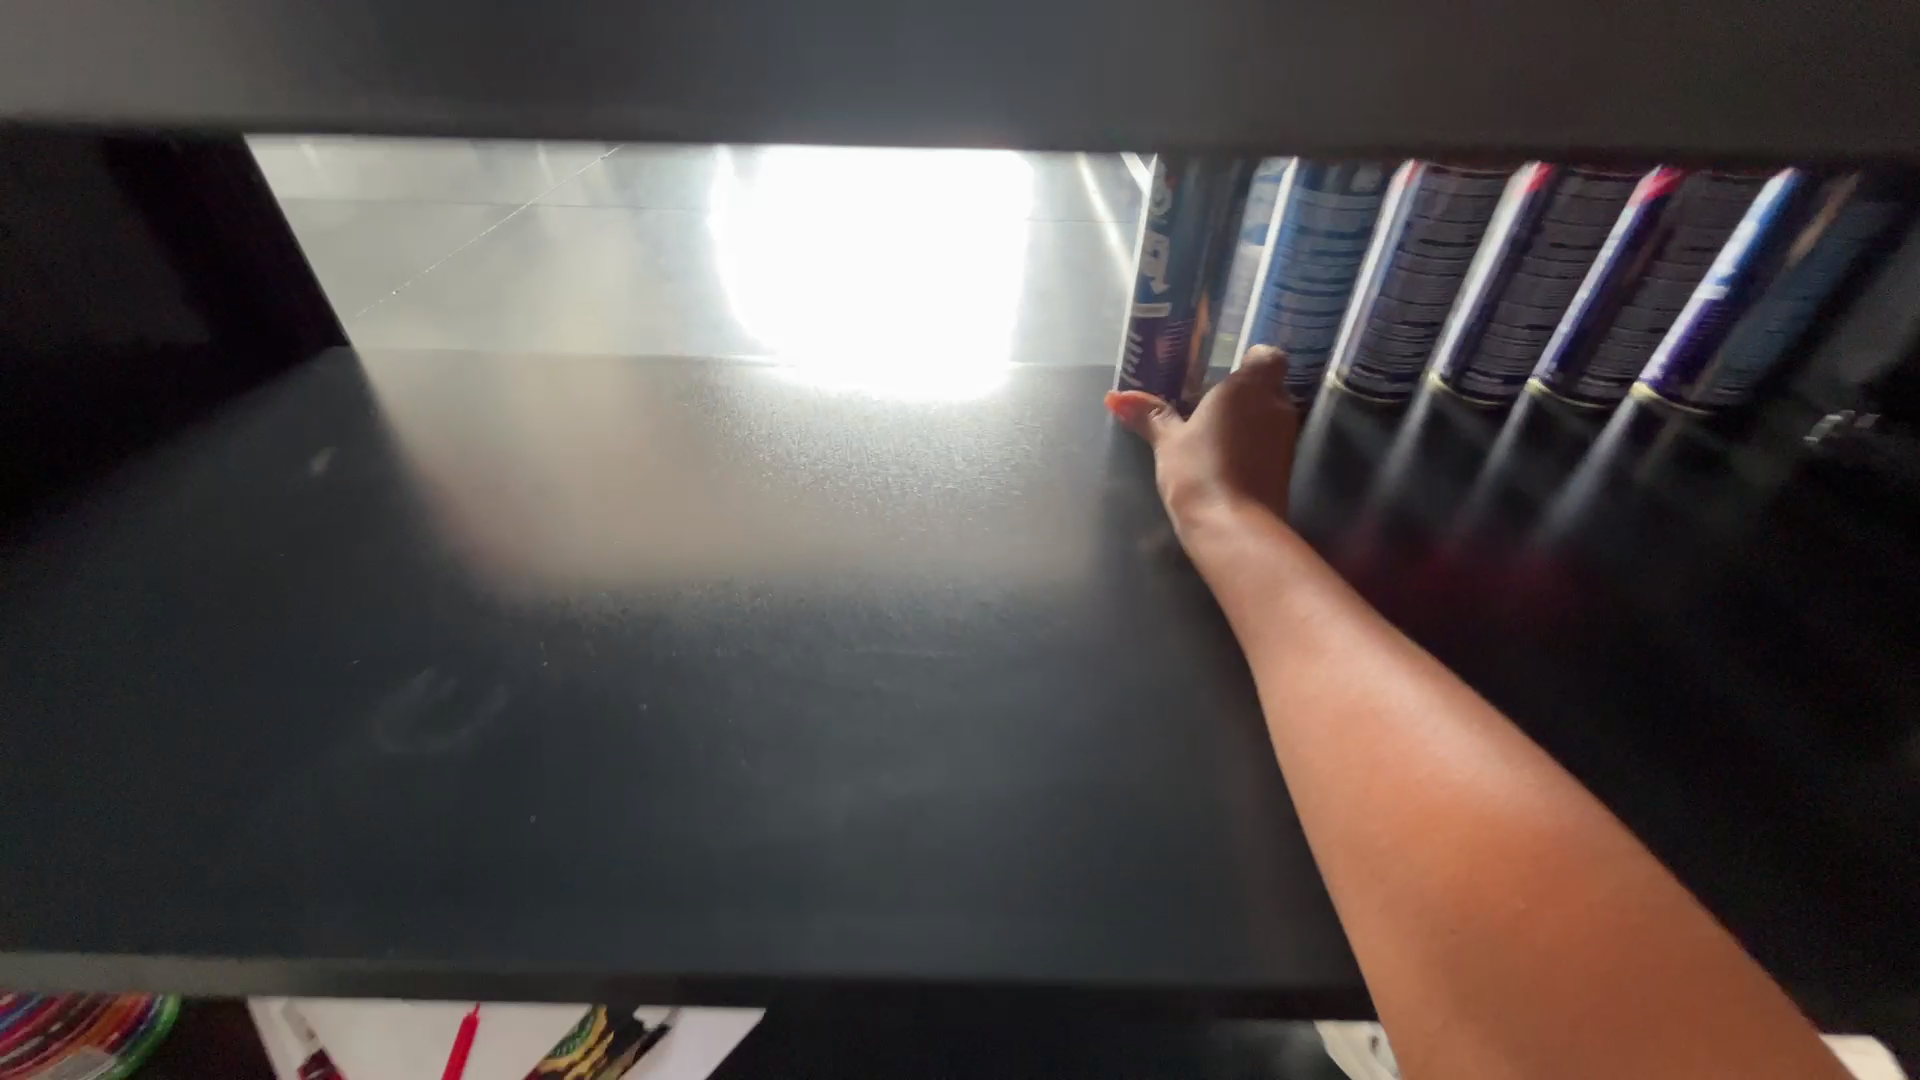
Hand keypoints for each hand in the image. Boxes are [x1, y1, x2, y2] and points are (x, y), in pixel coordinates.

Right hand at [1104, 345, 1299, 533]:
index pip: (1267, 356)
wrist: (1233, 528)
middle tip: (1204, 405)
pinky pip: (1268, 443)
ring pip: (1268, 416)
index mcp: (1249, 386)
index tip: (1221, 374)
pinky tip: (1221, 460)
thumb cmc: (1199, 472)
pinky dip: (1250, 446)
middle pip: (1267, 387)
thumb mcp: (1167, 442)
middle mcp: (1276, 405)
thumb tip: (1115, 397)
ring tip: (1210, 435)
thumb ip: (1148, 415)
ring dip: (1246, 421)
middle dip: (1242, 394)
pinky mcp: (1285, 468)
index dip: (1249, 361)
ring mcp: (1285, 438)